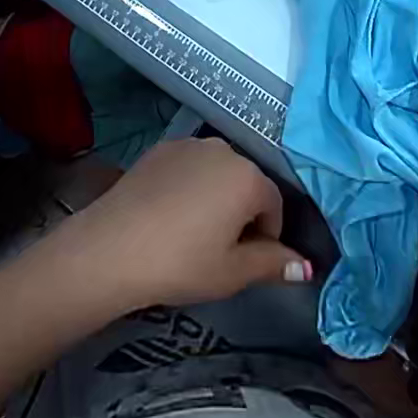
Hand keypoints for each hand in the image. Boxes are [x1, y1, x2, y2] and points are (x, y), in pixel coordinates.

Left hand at [42, 138, 311, 312]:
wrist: (111, 248)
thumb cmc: (181, 263)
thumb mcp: (232, 272)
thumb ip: (273, 264)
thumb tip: (306, 266)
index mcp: (249, 177)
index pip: (275, 205)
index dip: (266, 237)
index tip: (245, 261)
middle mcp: (225, 150)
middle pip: (247, 184)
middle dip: (243, 213)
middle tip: (218, 249)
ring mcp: (190, 144)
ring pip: (218, 172)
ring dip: (217, 195)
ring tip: (192, 231)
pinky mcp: (162, 147)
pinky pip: (190, 165)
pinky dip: (190, 184)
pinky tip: (169, 213)